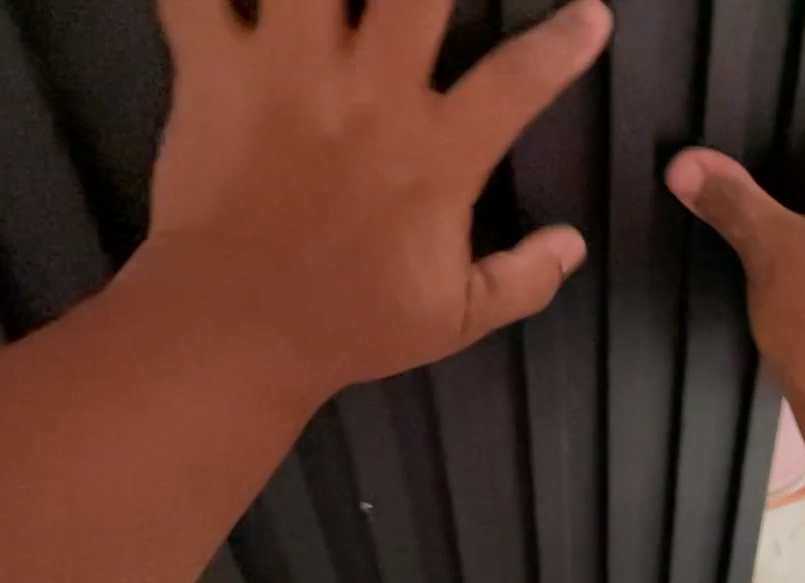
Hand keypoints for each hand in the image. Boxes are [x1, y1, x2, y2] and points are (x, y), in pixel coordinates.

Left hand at [130, 0, 612, 406]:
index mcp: (436, 156)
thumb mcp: (458, 320)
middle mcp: (369, 93)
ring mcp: (286, 69)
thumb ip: (524, 282)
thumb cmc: (355, 324)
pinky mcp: (212, 66)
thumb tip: (573, 245)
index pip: (517, 82)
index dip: (562, 44)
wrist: (240, 328)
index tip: (592, 17)